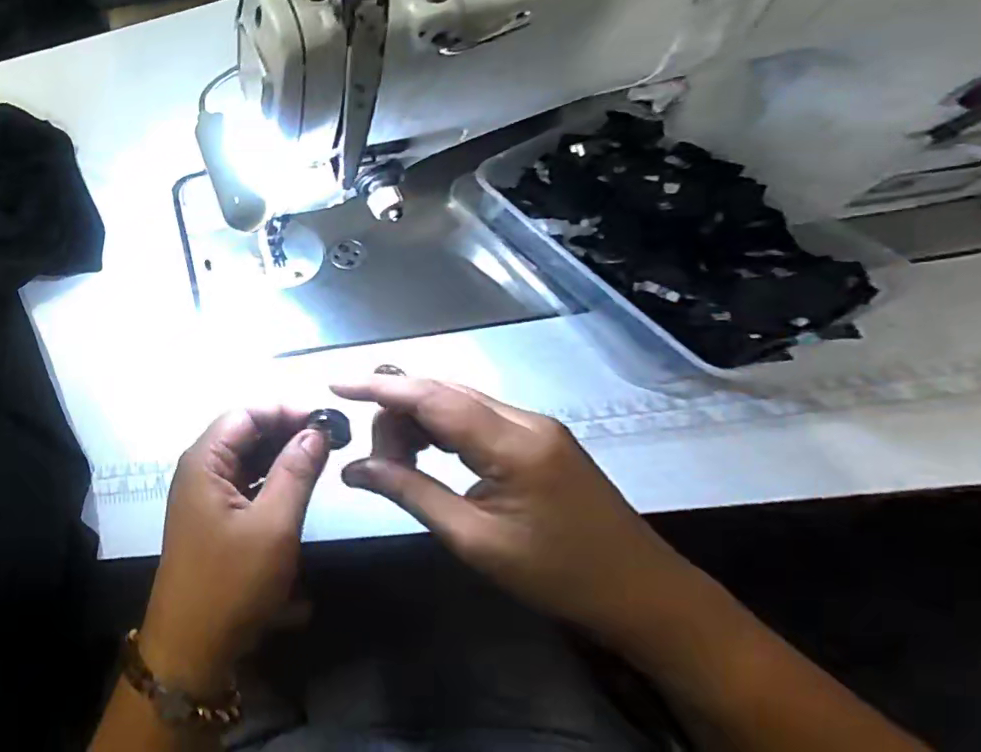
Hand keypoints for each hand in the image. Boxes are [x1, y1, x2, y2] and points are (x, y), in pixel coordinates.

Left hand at [140, 407, 330, 694]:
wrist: (190, 652)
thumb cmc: (231, 584)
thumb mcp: (273, 526)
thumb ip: (296, 472)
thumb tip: (316, 431)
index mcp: (204, 462)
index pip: (246, 414)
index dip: (286, 410)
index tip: (326, 420)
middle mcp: (199, 470)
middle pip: (245, 433)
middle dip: (287, 431)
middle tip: (332, 439)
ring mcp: (204, 496)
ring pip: (247, 459)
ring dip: (282, 456)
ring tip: (323, 460)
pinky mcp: (214, 520)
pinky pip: (245, 485)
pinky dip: (272, 481)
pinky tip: (299, 489)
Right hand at [332, 373, 698, 645]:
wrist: (644, 593)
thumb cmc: (559, 576)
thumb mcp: (476, 541)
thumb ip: (413, 494)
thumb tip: (355, 469)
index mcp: (511, 442)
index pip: (432, 397)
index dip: (380, 387)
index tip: (336, 386)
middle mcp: (523, 418)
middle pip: (442, 392)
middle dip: (396, 412)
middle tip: (372, 458)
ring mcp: (534, 424)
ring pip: (458, 401)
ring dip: (419, 421)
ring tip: (397, 463)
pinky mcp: (539, 436)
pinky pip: (477, 416)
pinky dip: (443, 429)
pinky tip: (429, 456)